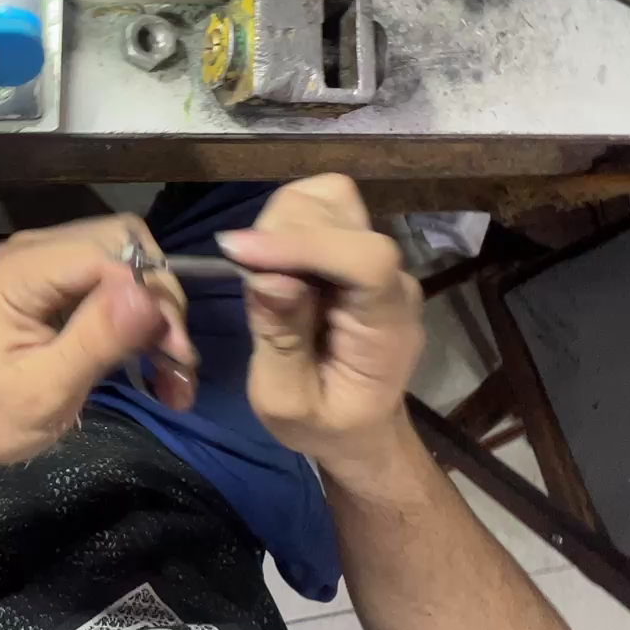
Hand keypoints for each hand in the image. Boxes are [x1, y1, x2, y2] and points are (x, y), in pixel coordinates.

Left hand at [0, 216, 196, 470]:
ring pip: (128, 263)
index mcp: (21, 270)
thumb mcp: (44, 390)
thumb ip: (94, 339)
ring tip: (173, 374)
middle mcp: (36, 251)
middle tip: (177, 361)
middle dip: (160, 300)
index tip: (175, 350)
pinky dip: (141, 321)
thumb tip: (146, 293)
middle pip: (125, 245)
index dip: (151, 291)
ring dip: (157, 315)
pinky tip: (155, 367)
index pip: (109, 250)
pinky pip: (114, 284)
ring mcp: (48, 264)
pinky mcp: (59, 285)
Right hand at [219, 174, 424, 475]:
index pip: (364, 259)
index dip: (301, 244)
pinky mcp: (355, 248)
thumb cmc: (326, 425)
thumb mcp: (288, 403)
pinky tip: (272, 255)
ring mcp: (377, 259)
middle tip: (245, 274)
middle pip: (338, 216)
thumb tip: (267, 276)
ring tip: (258, 266)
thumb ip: (279, 340)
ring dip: (280, 222)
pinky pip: (320, 206)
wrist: (360, 430)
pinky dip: (286, 217)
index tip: (238, 253)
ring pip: (327, 199)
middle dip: (278, 234)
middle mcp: (391, 280)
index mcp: (385, 325)